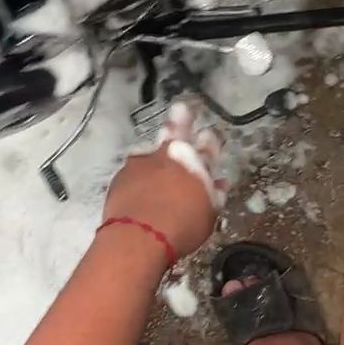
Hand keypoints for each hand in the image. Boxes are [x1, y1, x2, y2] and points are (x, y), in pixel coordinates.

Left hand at [100, 102, 225, 259]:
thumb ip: (214, 195)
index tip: (211, 134)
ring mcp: (144, 161)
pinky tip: (138, 183)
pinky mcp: (123, 173)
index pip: (210, 142)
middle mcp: (170, 155)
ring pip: (152, 147)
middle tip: (181, 107)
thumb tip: (220, 184)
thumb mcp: (208, 215)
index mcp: (197, 163)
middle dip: (181, 117)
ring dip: (156, 148)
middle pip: (177, 128)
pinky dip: (139, 173)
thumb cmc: (182, 228)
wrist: (139, 237)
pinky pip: (134, 167)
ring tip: (154, 152)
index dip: (212, 137)